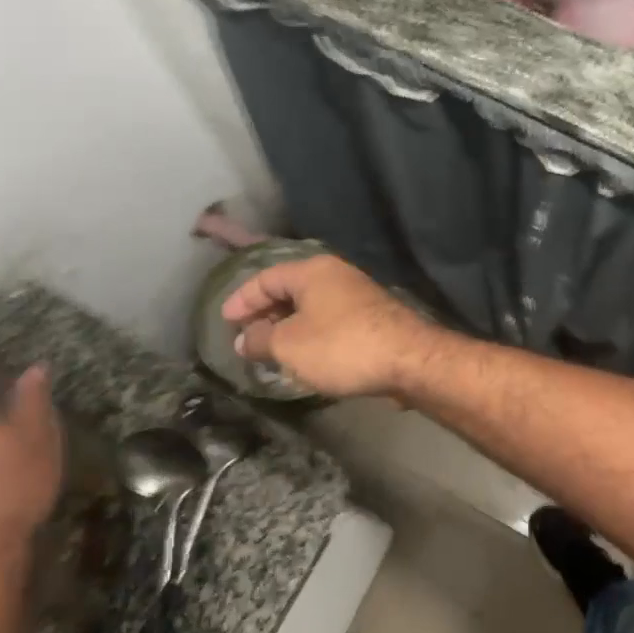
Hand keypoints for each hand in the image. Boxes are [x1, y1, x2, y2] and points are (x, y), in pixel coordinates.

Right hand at [221, 256, 441, 398]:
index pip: (266, 278)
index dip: (242, 299)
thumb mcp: (289, 345)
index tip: (225, 322)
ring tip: (271, 351)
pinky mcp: (373, 320)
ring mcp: (359, 296)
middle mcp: (337, 275)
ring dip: (289, 327)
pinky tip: (306, 358)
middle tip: (246, 338)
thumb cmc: (341, 346)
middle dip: (266, 313)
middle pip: (291, 290)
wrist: (408, 360)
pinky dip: (312, 336)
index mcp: (313, 271)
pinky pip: (331, 322)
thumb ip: (261, 339)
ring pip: (312, 308)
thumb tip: (245, 340)